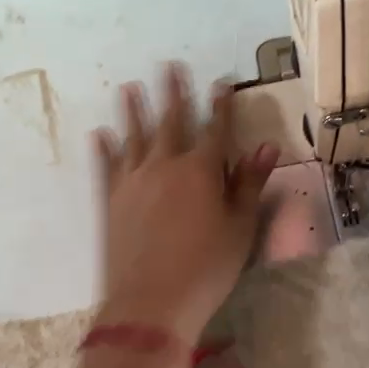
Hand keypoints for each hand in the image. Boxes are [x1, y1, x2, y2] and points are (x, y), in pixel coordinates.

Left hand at [93, 66, 277, 343]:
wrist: (151, 302)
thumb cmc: (207, 268)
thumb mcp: (240, 228)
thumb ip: (249, 184)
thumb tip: (267, 146)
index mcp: (201, 170)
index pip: (215, 129)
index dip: (220, 106)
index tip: (221, 83)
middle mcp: (164, 165)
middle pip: (171, 121)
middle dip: (173, 93)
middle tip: (169, 65)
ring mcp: (132, 181)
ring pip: (134, 137)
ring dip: (133, 111)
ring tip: (129, 87)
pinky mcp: (110, 201)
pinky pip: (107, 166)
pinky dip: (105, 149)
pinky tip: (101, 135)